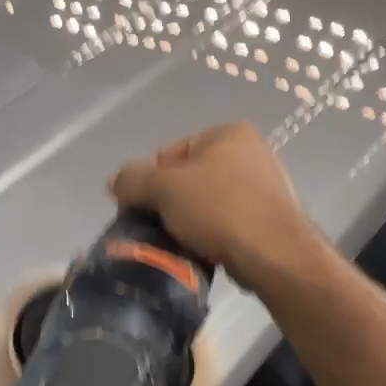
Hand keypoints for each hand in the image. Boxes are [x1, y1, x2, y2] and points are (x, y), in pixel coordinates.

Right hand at [108, 122, 328, 289]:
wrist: (272, 252)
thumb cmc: (218, 210)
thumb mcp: (164, 189)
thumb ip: (133, 180)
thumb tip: (113, 181)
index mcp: (226, 133)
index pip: (168, 154)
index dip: (147, 183)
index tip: (139, 211)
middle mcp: (248, 151)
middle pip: (186, 179)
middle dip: (165, 204)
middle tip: (153, 229)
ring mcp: (261, 183)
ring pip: (202, 203)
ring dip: (184, 222)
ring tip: (173, 243)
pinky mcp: (266, 215)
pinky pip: (222, 221)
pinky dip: (206, 234)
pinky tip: (197, 250)